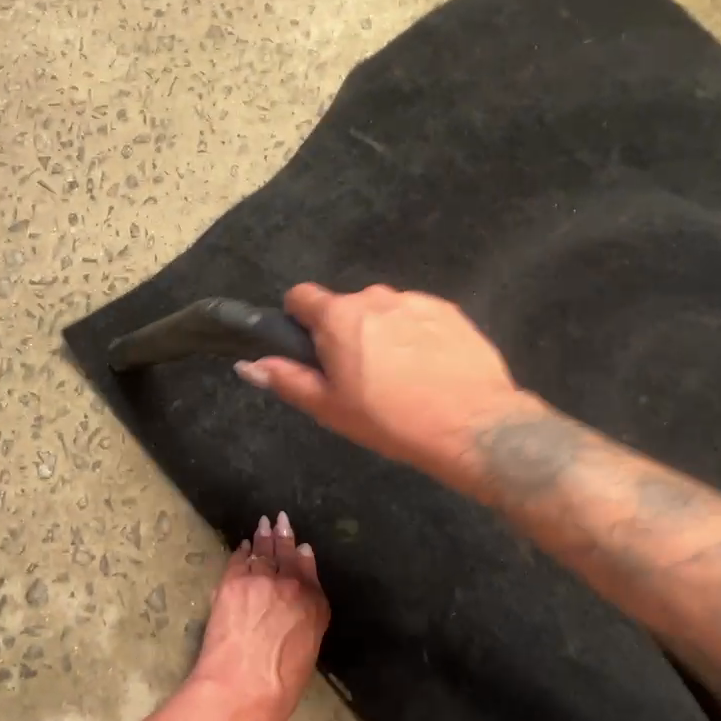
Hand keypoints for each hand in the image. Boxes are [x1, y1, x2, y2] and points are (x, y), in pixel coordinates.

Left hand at [186, 512, 329, 720]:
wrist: (240, 689)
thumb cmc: (279, 686)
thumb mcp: (306, 651)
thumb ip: (307, 618)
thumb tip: (302, 596)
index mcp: (315, 606)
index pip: (309, 571)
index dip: (303, 556)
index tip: (300, 545)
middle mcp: (290, 585)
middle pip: (286, 554)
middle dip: (283, 535)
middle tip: (280, 518)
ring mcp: (260, 579)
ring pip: (262, 551)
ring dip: (263, 537)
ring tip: (264, 523)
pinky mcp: (232, 581)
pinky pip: (239, 559)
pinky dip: (242, 551)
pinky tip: (244, 546)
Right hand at [236, 283, 532, 474]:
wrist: (472, 425)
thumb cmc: (389, 420)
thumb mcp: (329, 408)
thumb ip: (286, 380)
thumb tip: (249, 364)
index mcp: (338, 316)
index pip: (301, 296)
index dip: (299, 320)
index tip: (310, 349)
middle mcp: (375, 297)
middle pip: (345, 306)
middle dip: (344, 332)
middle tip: (357, 376)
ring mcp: (416, 301)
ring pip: (383, 311)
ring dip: (380, 333)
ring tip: (398, 377)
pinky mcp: (449, 311)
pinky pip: (417, 317)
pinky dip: (414, 336)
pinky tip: (427, 370)